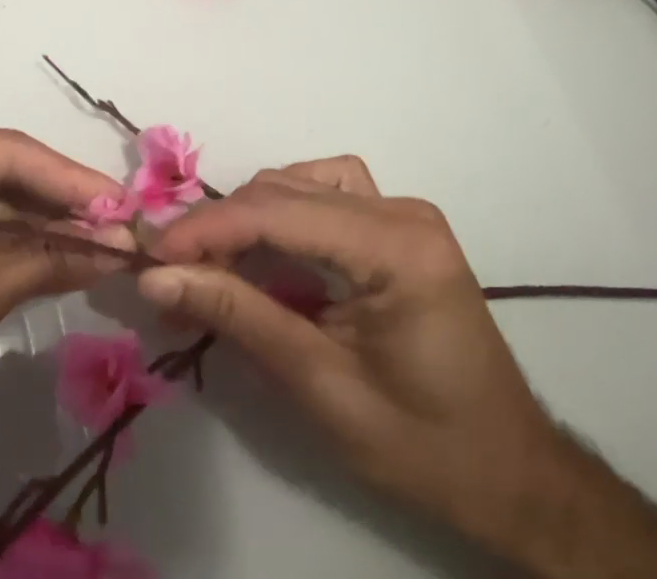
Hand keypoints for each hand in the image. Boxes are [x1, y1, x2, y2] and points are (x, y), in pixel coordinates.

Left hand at [0, 115, 126, 444]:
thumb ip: (46, 258)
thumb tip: (117, 246)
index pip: (5, 152)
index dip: (72, 182)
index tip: (128, 209)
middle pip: (0, 174)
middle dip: (61, 206)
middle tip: (122, 232)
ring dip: (44, 228)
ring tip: (104, 247)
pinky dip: (16, 247)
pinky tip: (63, 260)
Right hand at [136, 157, 556, 540]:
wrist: (508, 472)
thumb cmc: (422, 443)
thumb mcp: (320, 384)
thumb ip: (239, 317)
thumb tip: (156, 277)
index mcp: (397, 249)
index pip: (276, 214)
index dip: (203, 229)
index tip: (148, 258)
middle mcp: (404, 214)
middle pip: (284, 191)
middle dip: (218, 226)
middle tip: (169, 273)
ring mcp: (406, 217)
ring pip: (300, 185)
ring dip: (247, 217)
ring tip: (210, 264)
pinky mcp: (400, 232)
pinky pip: (325, 198)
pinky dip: (280, 216)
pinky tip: (261, 253)